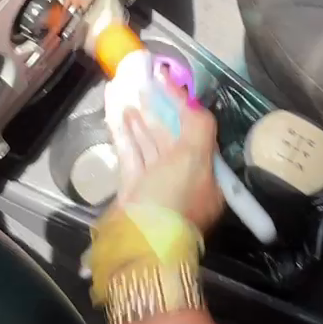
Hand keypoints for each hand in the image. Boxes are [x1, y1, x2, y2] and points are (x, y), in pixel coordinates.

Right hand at [108, 80, 225, 232]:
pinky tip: (115, 111)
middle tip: (143, 82)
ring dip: (138, 116)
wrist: (139, 241)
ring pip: (149, 143)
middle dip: (158, 108)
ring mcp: (156, 185)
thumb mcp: (195, 157)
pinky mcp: (133, 189)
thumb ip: (197, 123)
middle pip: (172, 136)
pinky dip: (123, 131)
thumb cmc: (173, 197)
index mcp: (207, 177)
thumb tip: (187, 97)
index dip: (183, 106)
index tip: (167, 83)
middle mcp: (184, 181)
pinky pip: (130, 153)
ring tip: (125, 89)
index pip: (198, 133)